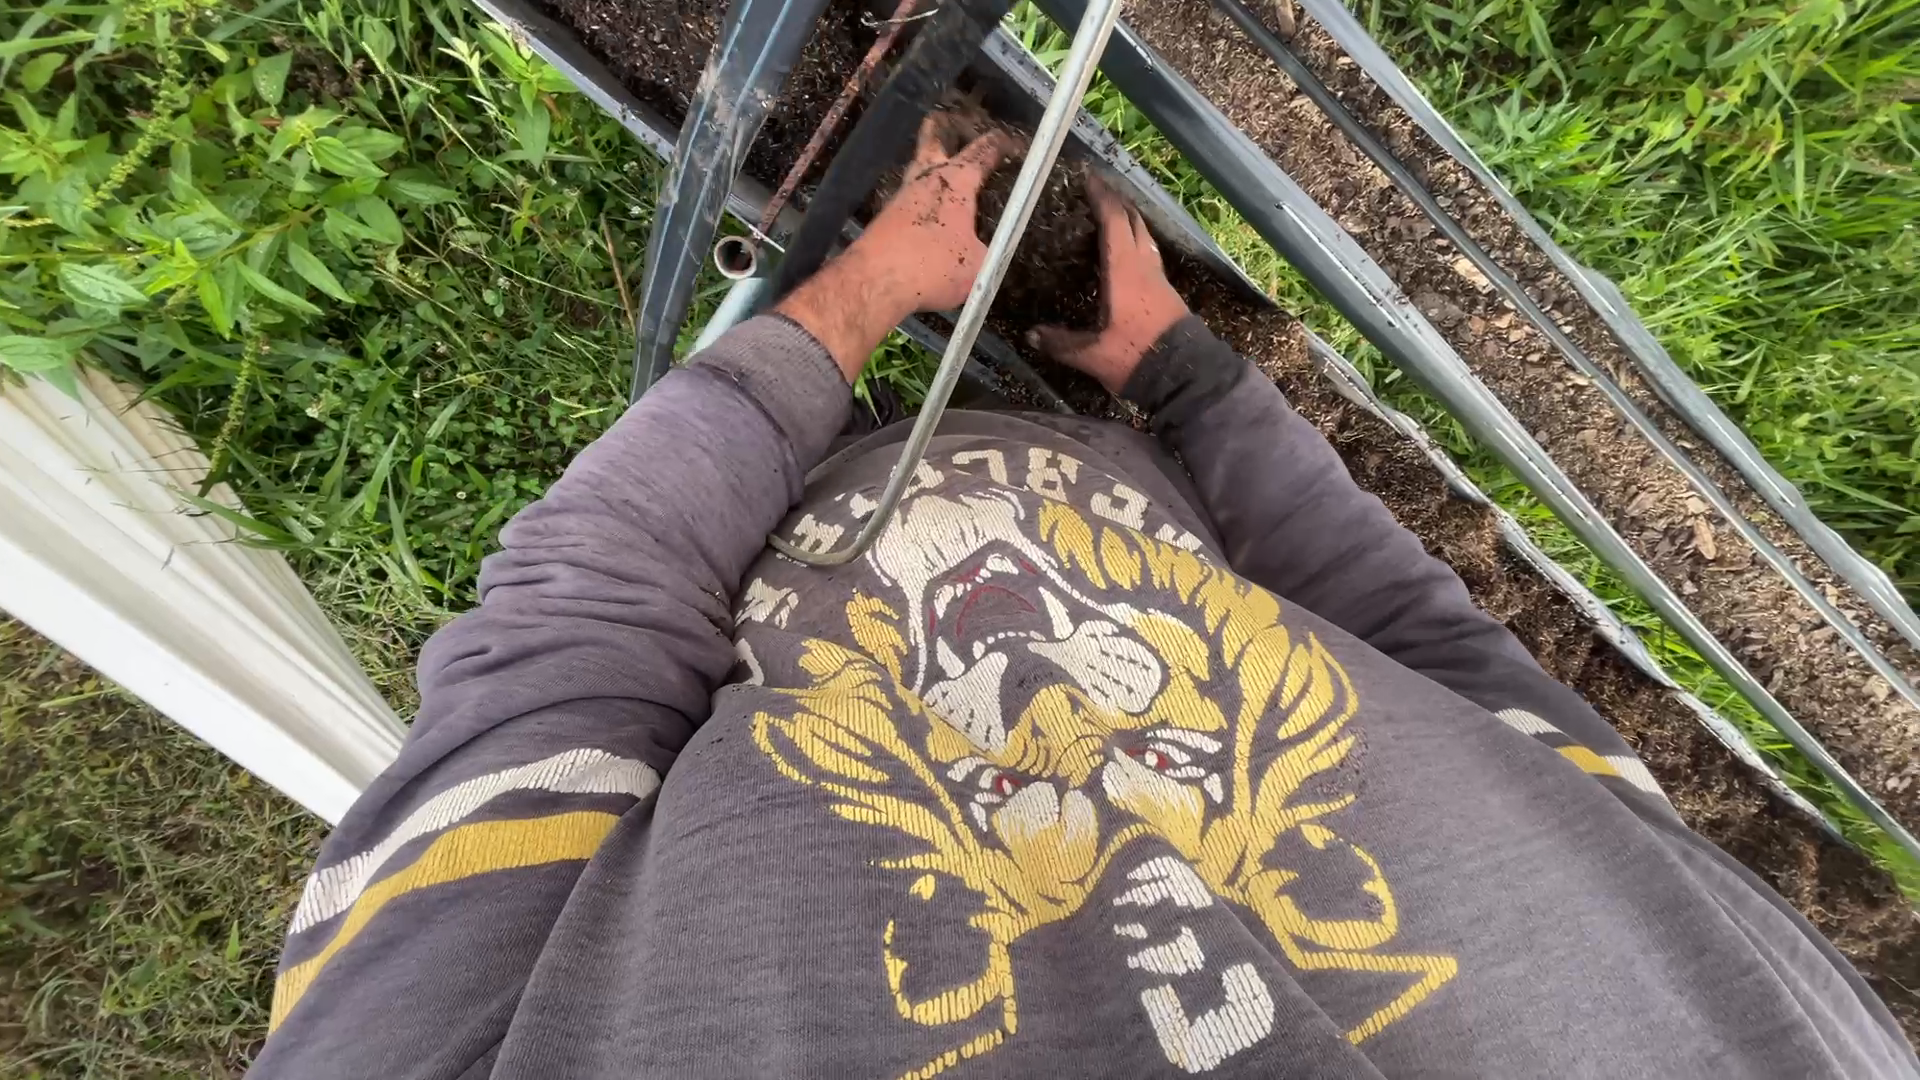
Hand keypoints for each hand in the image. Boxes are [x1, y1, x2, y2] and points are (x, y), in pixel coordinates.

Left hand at [776, 114, 1020, 381]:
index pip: (983, 149)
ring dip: (934, 170)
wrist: (877, 282)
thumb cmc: (934, 267)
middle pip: (935, 133)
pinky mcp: (885, 219)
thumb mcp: (978, 265)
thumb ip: (987, 251)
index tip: (1014, 143)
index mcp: (956, 180)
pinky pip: (909, 203)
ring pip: (919, 169)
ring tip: (951, 187)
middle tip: (964, 134)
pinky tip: (931, 224)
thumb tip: (984, 252)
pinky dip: (923, 206)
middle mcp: (926, 178)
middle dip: (951, 127)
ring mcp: (901, 196)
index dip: (1002, 144)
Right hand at [1028, 173, 1189, 393]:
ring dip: (1127, 221)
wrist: (1185, 376)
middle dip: (1115, 202)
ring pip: (1144, 236)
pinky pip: (1147, 255)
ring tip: (1108, 218)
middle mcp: (1144, 266)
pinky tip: (1123, 255)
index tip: (1086, 177)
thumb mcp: (1092, 355)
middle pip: (1133, 221)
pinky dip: (1134, 243)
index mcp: (1125, 271)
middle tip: (1095, 193)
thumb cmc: (1136, 357)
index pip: (1114, 220)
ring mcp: (1158, 278)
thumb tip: (1031, 334)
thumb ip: (1061, 343)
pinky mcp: (1165, 292)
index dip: (1100, 196)